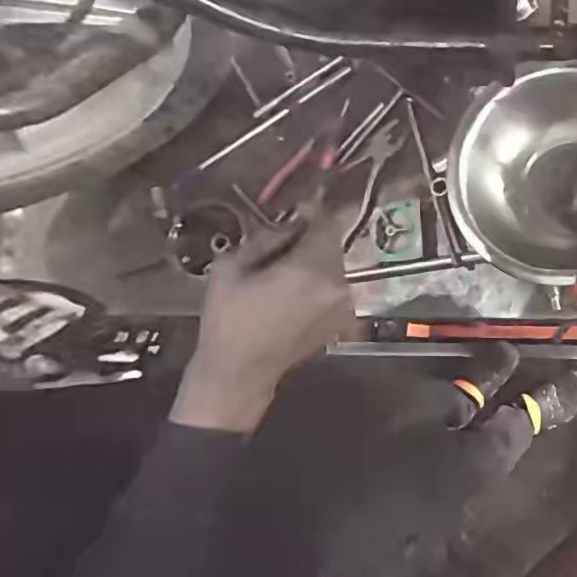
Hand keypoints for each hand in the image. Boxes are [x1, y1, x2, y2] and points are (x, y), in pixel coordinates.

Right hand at [171, 204, 354, 432]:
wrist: (243, 368)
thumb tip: (288, 222)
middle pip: (333, 246)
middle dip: (312, 238)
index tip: (297, 208)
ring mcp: (346, 304)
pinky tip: (295, 289)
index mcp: (312, 271)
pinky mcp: (346, 318)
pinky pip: (337, 286)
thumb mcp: (233, 268)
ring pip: (337, 267)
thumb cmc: (229, 318)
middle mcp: (338, 286)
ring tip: (285, 267)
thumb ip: (265, 239)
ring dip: (317, 260)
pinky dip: (321, 280)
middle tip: (283, 239)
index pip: (326, 226)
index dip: (312, 213)